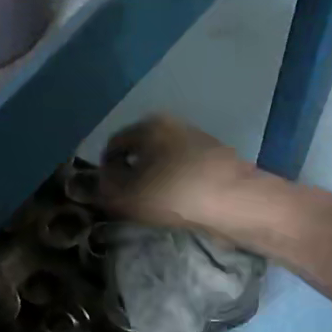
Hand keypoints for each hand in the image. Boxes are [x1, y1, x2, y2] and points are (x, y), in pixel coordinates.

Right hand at [97, 116, 262, 234]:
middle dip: (130, 176)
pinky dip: (175, 184)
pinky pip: (182, 170)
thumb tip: (96, 182)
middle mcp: (171, 124)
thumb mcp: (126, 196)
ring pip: (162, 161)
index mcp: (147, 125)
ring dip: (154, 181)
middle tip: (130, 203)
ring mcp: (196, 139)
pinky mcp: (215, 158)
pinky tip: (179, 204)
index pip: (112, 145)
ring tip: (155, 207)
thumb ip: (104, 189)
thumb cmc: (174, 194)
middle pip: (139, 152)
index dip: (104, 172)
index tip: (108, 196)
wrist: (235, 202)